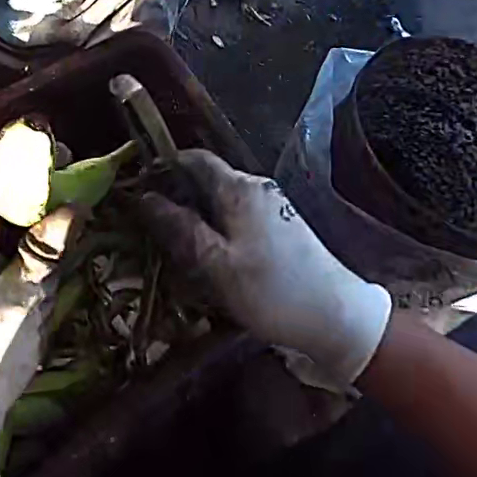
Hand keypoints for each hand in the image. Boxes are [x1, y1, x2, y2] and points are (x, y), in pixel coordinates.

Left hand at [0, 167, 78, 476]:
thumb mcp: (22, 301)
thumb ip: (45, 251)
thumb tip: (74, 206)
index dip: (5, 161)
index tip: (43, 151)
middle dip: (24, 182)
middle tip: (66, 170)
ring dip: (29, 209)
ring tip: (69, 196)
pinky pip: (3, 249)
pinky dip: (27, 237)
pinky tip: (55, 236)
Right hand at [138, 149, 390, 390]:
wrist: (338, 317)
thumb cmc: (271, 291)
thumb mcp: (216, 264)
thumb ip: (181, 228)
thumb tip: (146, 198)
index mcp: (239, 188)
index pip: (193, 158)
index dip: (163, 166)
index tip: (139, 187)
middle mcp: (256, 186)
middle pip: (206, 177)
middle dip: (177, 193)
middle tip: (149, 223)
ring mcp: (272, 204)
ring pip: (221, 198)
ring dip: (196, 212)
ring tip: (173, 242)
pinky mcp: (281, 223)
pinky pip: (237, 212)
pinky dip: (216, 224)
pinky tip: (208, 252)